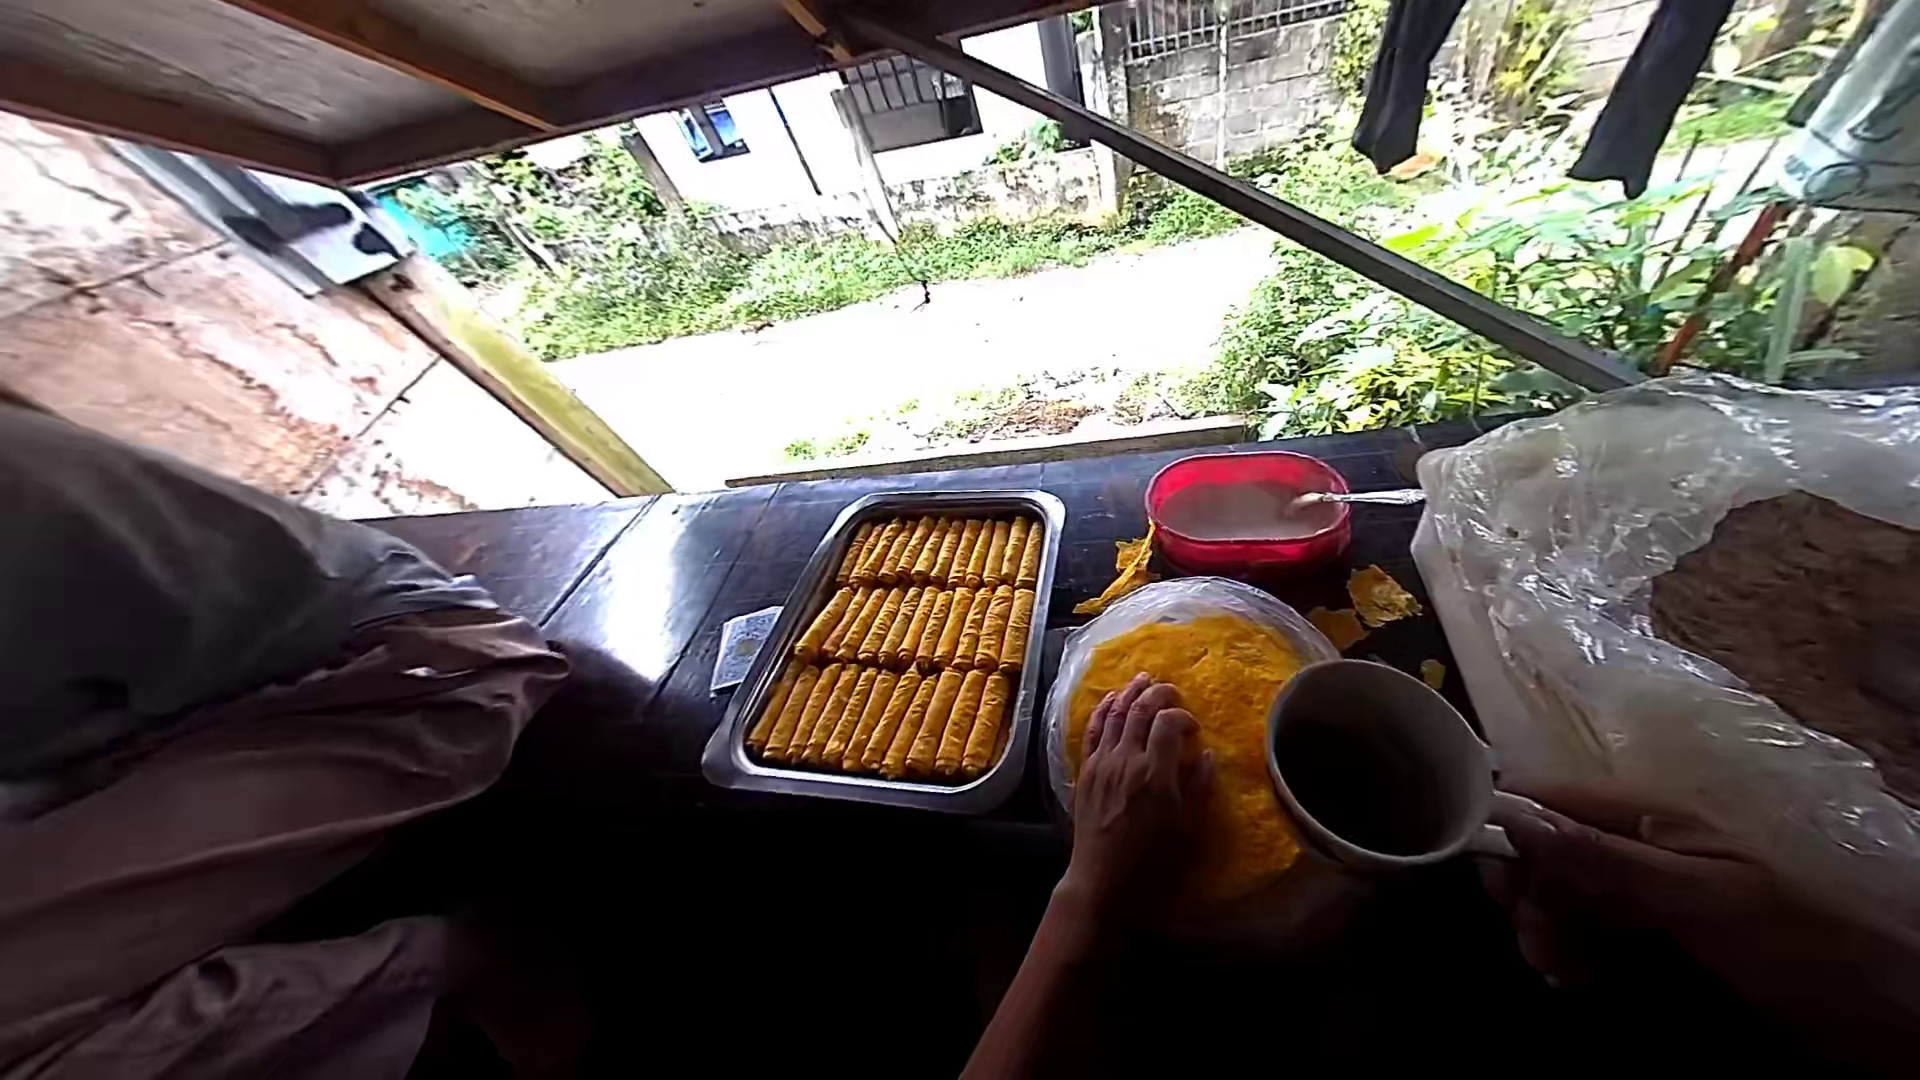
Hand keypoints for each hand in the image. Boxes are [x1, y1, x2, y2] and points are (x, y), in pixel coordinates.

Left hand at [1058, 674, 1211, 931]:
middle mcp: (1125, 760)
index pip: (1167, 724)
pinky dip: (1103, 708)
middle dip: (1158, 692)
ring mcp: (1101, 762)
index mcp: (1155, 776)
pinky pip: (1093, 728)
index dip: (1182, 715)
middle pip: (1139, 710)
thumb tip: (1205, 754)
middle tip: (1171, 689)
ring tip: (1143, 679)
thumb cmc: (1152, 863)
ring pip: (1115, 713)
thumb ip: (1198, 788)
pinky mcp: (1085, 768)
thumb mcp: (1187, 831)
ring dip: (1130, 691)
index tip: (1193, 726)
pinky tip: (1112, 698)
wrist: (1102, 881)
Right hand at [1486, 783, 1919, 1069]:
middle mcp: (1639, 833)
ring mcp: (1654, 876)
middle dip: (1529, 894)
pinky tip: (1577, 973)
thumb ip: (1602, 857)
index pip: (1540, 799)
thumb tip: (1508, 817)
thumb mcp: (1708, 901)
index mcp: (1646, 809)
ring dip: (1549, 925)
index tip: (1495, 890)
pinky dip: (1577, 943)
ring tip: (1556, 971)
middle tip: (1533, 948)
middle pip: (1546, 846)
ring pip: (1567, 885)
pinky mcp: (1668, 918)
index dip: (1502, 832)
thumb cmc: (1823, 949)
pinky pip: (1597, 918)